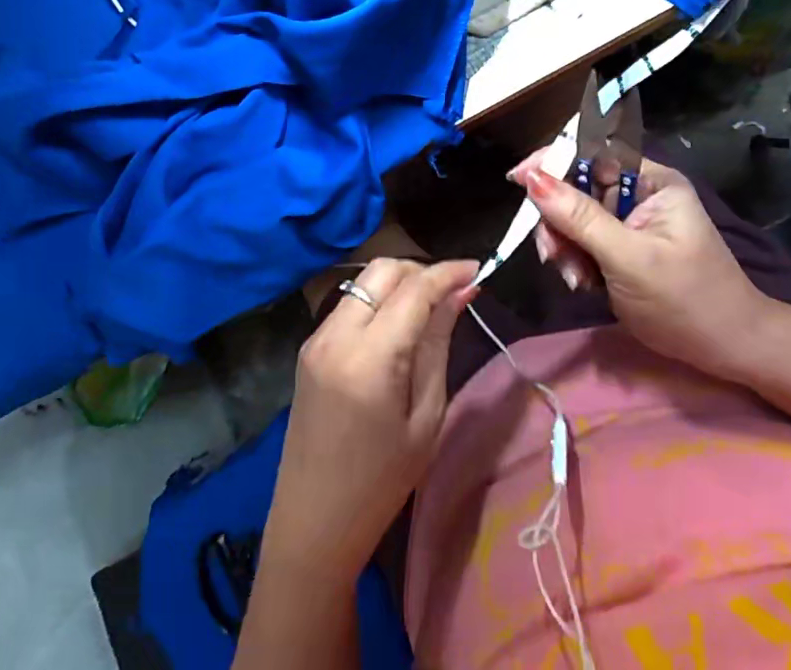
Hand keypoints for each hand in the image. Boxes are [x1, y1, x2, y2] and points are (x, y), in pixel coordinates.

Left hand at [262, 258, 477, 580]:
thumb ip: (438, 344)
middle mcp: (335, 335)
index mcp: (369, 357)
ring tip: (432, 308)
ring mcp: (316, 339)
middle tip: (454, 293)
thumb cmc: (382, 481)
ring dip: (400, 283)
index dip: (450, 272)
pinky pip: (349, 305)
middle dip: (423, 269)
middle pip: (383, 269)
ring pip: (364, 282)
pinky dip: (379, 302)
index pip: (414, 288)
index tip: (481, 269)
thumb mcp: (426, 416)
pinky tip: (400, 327)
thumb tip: (460, 294)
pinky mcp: (309, 349)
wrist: (313, 520)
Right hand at [511, 155, 766, 380]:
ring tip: (576, 281)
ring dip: (565, 247)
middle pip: (577, 187)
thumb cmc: (685, 300)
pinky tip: (584, 285)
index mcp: (653, 181)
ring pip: (574, 218)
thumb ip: (580, 217)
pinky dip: (575, 262)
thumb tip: (532, 178)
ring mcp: (629, 222)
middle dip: (558, 221)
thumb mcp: (629, 258)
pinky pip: (582, 242)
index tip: (518, 180)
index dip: (553, 160)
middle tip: (552, 256)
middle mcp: (640, 194)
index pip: (594, 152)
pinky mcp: (621, 249)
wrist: (726, 349)